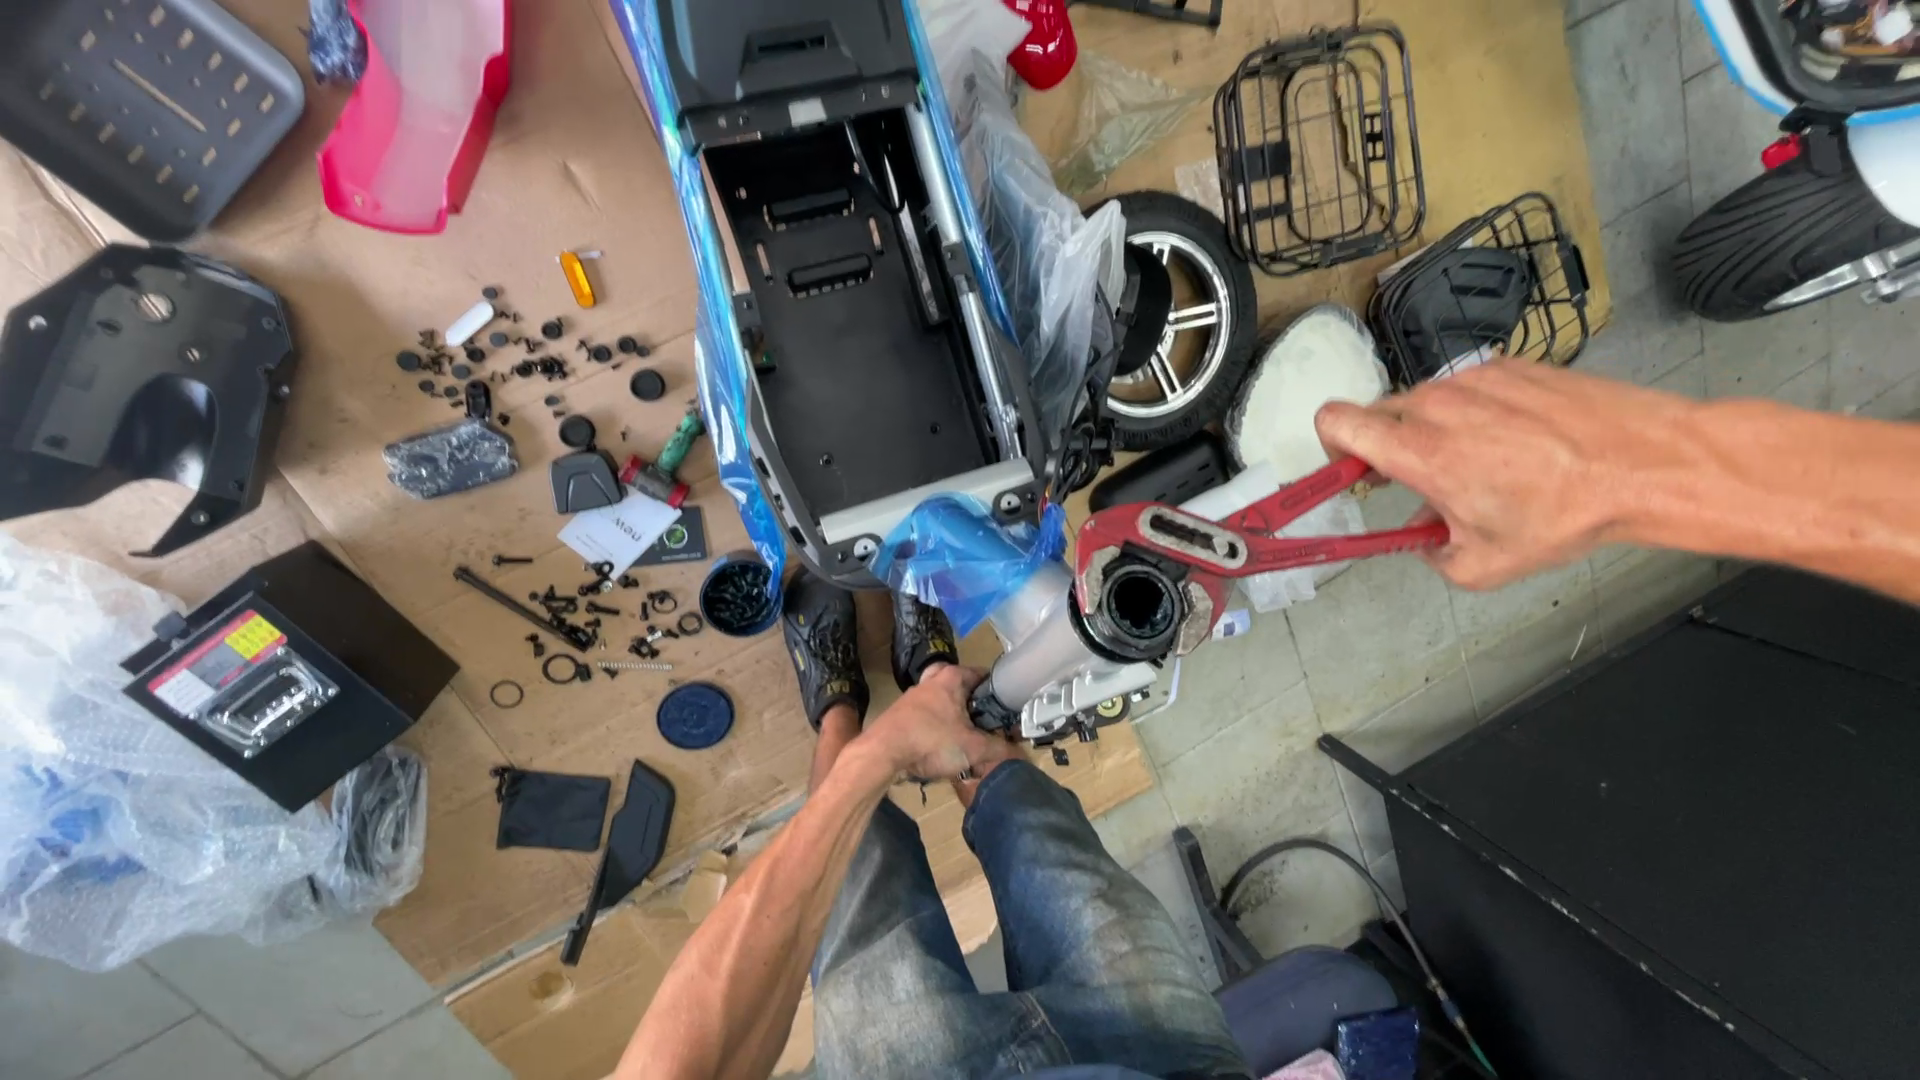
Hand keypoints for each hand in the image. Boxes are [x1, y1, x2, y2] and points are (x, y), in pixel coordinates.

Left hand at [857, 664, 1017, 780]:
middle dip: (969, 695)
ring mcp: (912, 697)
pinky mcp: (899, 714)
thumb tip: (1019, 753)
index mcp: (951, 679)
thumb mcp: (973, 748)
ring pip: (938, 698)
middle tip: (981, 713)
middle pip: (956, 680)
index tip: (1006, 703)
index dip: (996, 688)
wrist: (882, 753)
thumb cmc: (931, 742)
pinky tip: (940, 744)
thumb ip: (998, 748)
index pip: (980, 673)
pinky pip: (924, 715)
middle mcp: (931, 681)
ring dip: (950, 711)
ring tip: (964, 732)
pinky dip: (934, 725)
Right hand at [1315, 359, 1701, 589]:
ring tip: (1480, 459)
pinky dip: (1473, 412)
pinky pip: (1465, 388)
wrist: (1651, 464)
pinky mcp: (1508, 365)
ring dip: (1431, 430)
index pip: (1334, 420)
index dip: (1332, 446)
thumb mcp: (1482, 564)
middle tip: (1421, 477)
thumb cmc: (1564, 515)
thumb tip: (1421, 537)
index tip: (1357, 471)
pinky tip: (1514, 437)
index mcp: (1419, 451)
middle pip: (1377, 416)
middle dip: (1385, 447)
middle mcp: (1436, 405)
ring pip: (1422, 402)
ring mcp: (1473, 379)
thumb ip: (1427, 552)